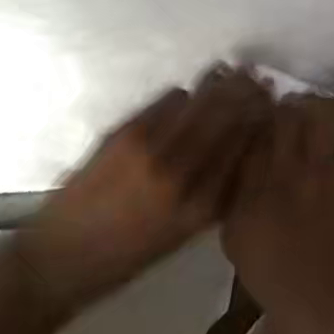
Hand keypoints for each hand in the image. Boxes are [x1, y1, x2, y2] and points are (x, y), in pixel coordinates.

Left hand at [13, 64, 271, 315]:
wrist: (57, 259)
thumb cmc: (130, 251)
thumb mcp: (187, 230)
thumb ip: (222, 188)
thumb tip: (252, 141)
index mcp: (202, 204)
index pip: (249, 141)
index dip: (265, 115)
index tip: (275, 102)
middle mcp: (182, 172)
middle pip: (232, 111)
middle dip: (251, 90)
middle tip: (261, 79)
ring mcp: (153, 148)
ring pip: (205, 96)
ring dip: (224, 82)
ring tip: (235, 74)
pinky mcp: (127, 131)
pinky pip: (173, 96)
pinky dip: (188, 93)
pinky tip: (191, 96)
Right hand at [221, 96, 333, 333]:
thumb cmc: (294, 282)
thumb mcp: (248, 248)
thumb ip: (242, 203)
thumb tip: (249, 159)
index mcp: (243, 212)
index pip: (243, 145)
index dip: (253, 122)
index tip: (260, 114)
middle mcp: (277, 185)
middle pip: (279, 118)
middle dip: (285, 106)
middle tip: (291, 106)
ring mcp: (319, 174)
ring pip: (317, 111)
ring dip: (317, 105)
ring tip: (318, 109)